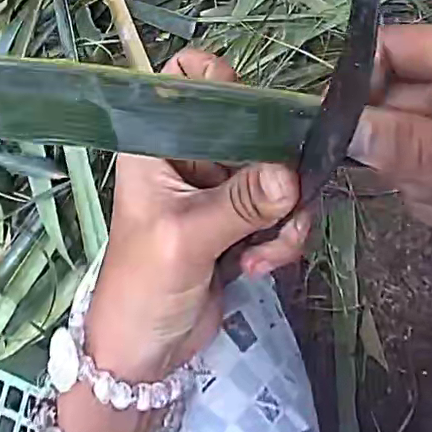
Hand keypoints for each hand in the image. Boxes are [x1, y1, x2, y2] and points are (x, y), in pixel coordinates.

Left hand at [86, 49, 310, 379]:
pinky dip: (282, 235)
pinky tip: (260, 265)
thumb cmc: (143, 284)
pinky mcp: (242, 216)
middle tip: (281, 201)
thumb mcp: (186, 238)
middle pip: (248, 124)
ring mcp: (220, 184)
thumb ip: (238, 205)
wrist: (145, 354)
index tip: (251, 114)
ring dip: (283, 212)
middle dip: (273, 164)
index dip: (219, 79)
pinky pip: (281, 206)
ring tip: (265, 251)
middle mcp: (191, 152)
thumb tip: (289, 175)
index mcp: (158, 141)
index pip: (185, 77)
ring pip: (274, 168)